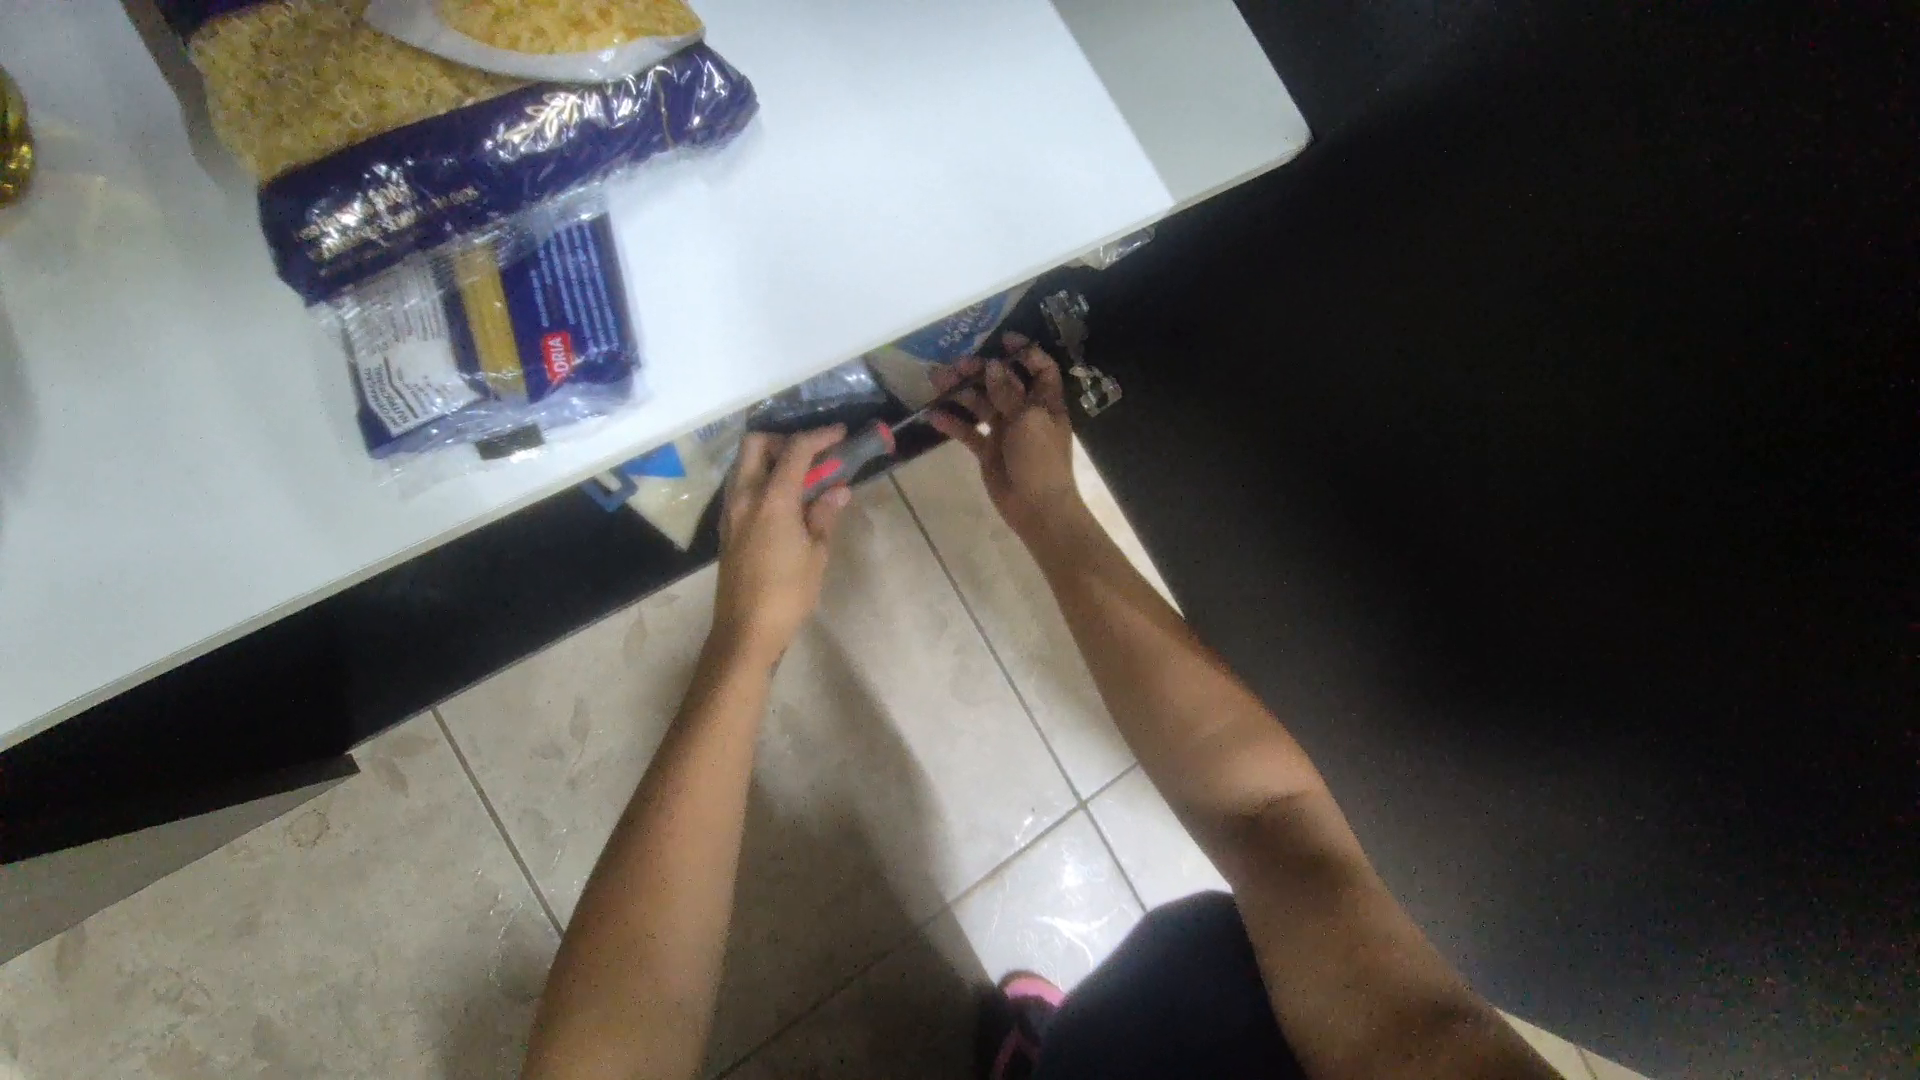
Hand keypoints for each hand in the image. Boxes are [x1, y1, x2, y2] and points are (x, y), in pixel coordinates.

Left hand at [710, 426, 854, 664]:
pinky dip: (762, 479)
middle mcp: (745, 496)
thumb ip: (824, 516)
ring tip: (802, 478)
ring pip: (745, 464)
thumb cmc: (788, 593)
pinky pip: (742, 487)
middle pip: (757, 444)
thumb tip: (838, 491)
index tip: (840, 434)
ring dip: (772, 459)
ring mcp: (731, 511)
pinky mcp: (727, 526)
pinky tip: (785, 501)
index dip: (820, 437)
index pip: (795, 451)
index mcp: (772, 500)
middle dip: (785, 440)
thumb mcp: (817, 554)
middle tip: (813, 455)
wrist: (745, 630)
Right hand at [927, 332, 1084, 542]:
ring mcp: (1005, 431)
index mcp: (1045, 402)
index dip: (1025, 352)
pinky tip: (932, 415)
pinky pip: (968, 431)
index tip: (1003, 340)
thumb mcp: (1027, 420)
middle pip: (1002, 382)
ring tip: (936, 381)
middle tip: (955, 365)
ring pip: (981, 403)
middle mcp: (1025, 412)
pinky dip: (952, 422)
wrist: (1037, 508)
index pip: (1039, 368)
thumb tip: (992, 365)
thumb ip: (1008, 392)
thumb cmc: (1040, 460)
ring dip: (960, 392)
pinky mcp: (987, 450)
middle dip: (980, 370)